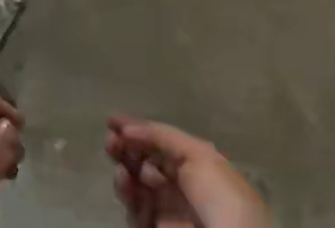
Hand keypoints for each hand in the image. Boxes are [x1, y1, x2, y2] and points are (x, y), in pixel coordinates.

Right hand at [106, 117, 271, 227]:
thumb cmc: (223, 200)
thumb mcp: (200, 156)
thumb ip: (161, 137)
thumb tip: (127, 130)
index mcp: (196, 166)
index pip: (160, 143)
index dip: (137, 130)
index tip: (112, 121)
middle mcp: (180, 187)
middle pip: (144, 163)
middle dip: (125, 149)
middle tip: (111, 143)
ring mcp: (170, 213)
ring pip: (137, 188)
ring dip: (124, 174)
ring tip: (121, 171)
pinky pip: (136, 214)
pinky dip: (127, 198)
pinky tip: (126, 186)